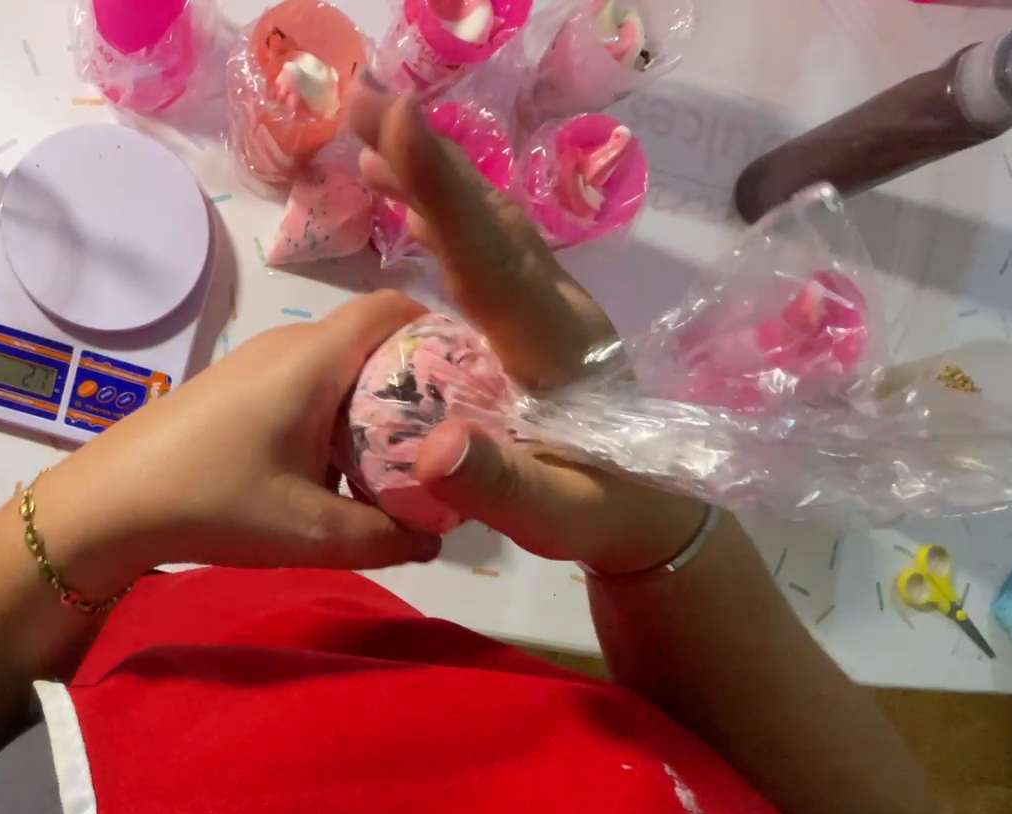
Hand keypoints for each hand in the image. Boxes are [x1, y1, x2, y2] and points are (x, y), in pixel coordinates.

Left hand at [28, 290, 442, 598]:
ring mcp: (254, 363)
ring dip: (367, 406)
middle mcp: (288, 344)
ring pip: (334, 367)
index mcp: (315, 357)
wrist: (111, 502)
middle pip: (370, 339)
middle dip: (412, 382)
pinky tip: (328, 470)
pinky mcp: (233, 388)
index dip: (441, 333)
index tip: (469, 383)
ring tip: (391, 462)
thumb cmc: (215, 501)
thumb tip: (435, 539)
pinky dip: (330, 417)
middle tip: (441, 437)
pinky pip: (302, 386)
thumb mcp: (310, 530)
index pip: (395, 307)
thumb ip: (384, 536)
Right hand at [348, 81, 705, 573]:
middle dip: (423, 156)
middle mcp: (553, 305)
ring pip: (487, 222)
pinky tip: (406, 214)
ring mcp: (546, 305)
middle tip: (357, 101)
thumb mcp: (550, 514)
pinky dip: (444, 216)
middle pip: (486, 216)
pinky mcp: (534, 316)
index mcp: (553, 344)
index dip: (443, 188)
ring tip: (362, 145)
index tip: (397, 117)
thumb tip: (432, 446)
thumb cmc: (599, 511)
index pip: (490, 255)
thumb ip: (499, 484)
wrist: (653, 509)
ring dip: (429, 178)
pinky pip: (485, 248)